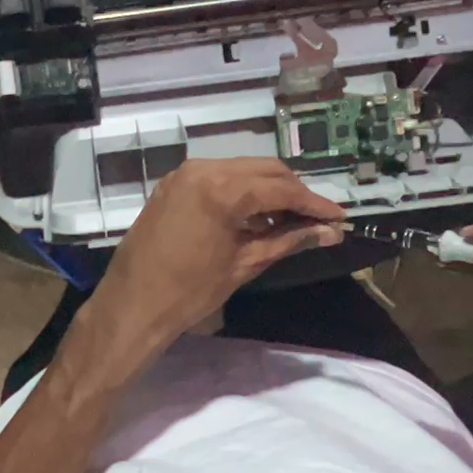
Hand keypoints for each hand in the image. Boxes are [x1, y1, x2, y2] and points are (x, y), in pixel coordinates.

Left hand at [77, 158, 344, 365]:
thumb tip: (330, 232)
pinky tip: (255, 218)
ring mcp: (184, 174)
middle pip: (264, 170)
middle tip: (316, 220)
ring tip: (289, 222)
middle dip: (293, 192)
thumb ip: (288, 240)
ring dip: (267, 191)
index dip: (314, 204)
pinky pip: (217, 178)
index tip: (339, 219)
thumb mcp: (245, 263)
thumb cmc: (190, 291)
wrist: (133, 304)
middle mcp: (203, 169)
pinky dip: (240, 192)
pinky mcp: (172, 185)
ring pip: (241, 170)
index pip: (281, 188)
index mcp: (221, 188)